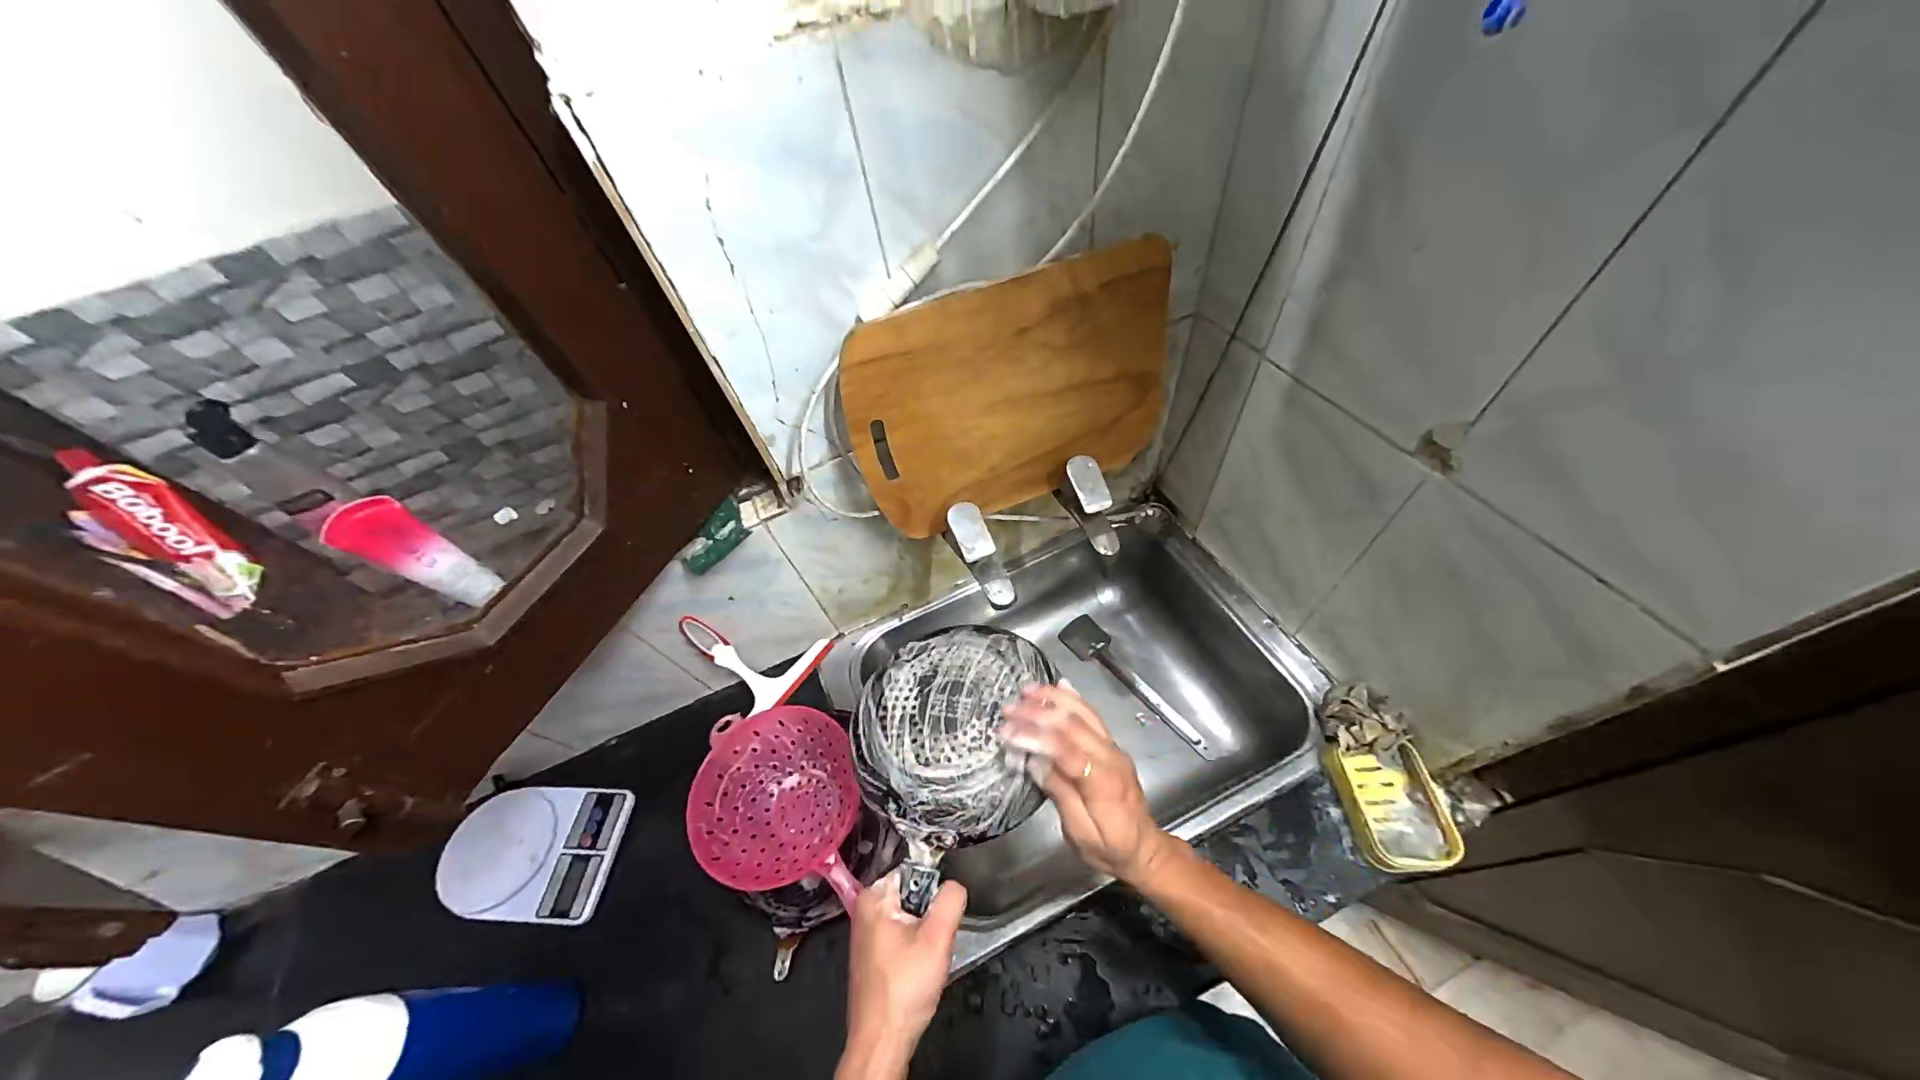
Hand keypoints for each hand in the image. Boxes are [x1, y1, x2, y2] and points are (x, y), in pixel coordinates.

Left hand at [837, 871, 966, 1079]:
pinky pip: (903, 936)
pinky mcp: (874, 955)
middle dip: (932, 912)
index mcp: (873, 897)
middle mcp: (865, 910)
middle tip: (938, 936)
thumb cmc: (906, 988)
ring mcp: (868, 934)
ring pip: (911, 917)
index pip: (914, 869)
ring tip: (930, 954)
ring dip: (927, 932)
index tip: (945, 908)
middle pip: (913, 893)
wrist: (882, 1041)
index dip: (935, 885)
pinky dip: (916, 947)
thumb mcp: (938, 938)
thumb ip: (950, 900)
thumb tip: (956, 883)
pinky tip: (920, 968)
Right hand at [998, 682, 1182, 887]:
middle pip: (1072, 725)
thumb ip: (1060, 795)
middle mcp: (1111, 758)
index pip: (1066, 750)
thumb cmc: (1111, 849)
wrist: (1145, 849)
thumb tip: (1035, 763)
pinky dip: (1074, 699)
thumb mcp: (1081, 834)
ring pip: (1084, 714)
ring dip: (1054, 699)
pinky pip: (1093, 716)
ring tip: (1027, 691)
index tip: (1007, 732)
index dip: (1035, 738)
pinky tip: (1060, 686)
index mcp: (1103, 783)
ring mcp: (1114, 748)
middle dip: (1037, 713)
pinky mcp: (1111, 746)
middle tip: (1008, 709)